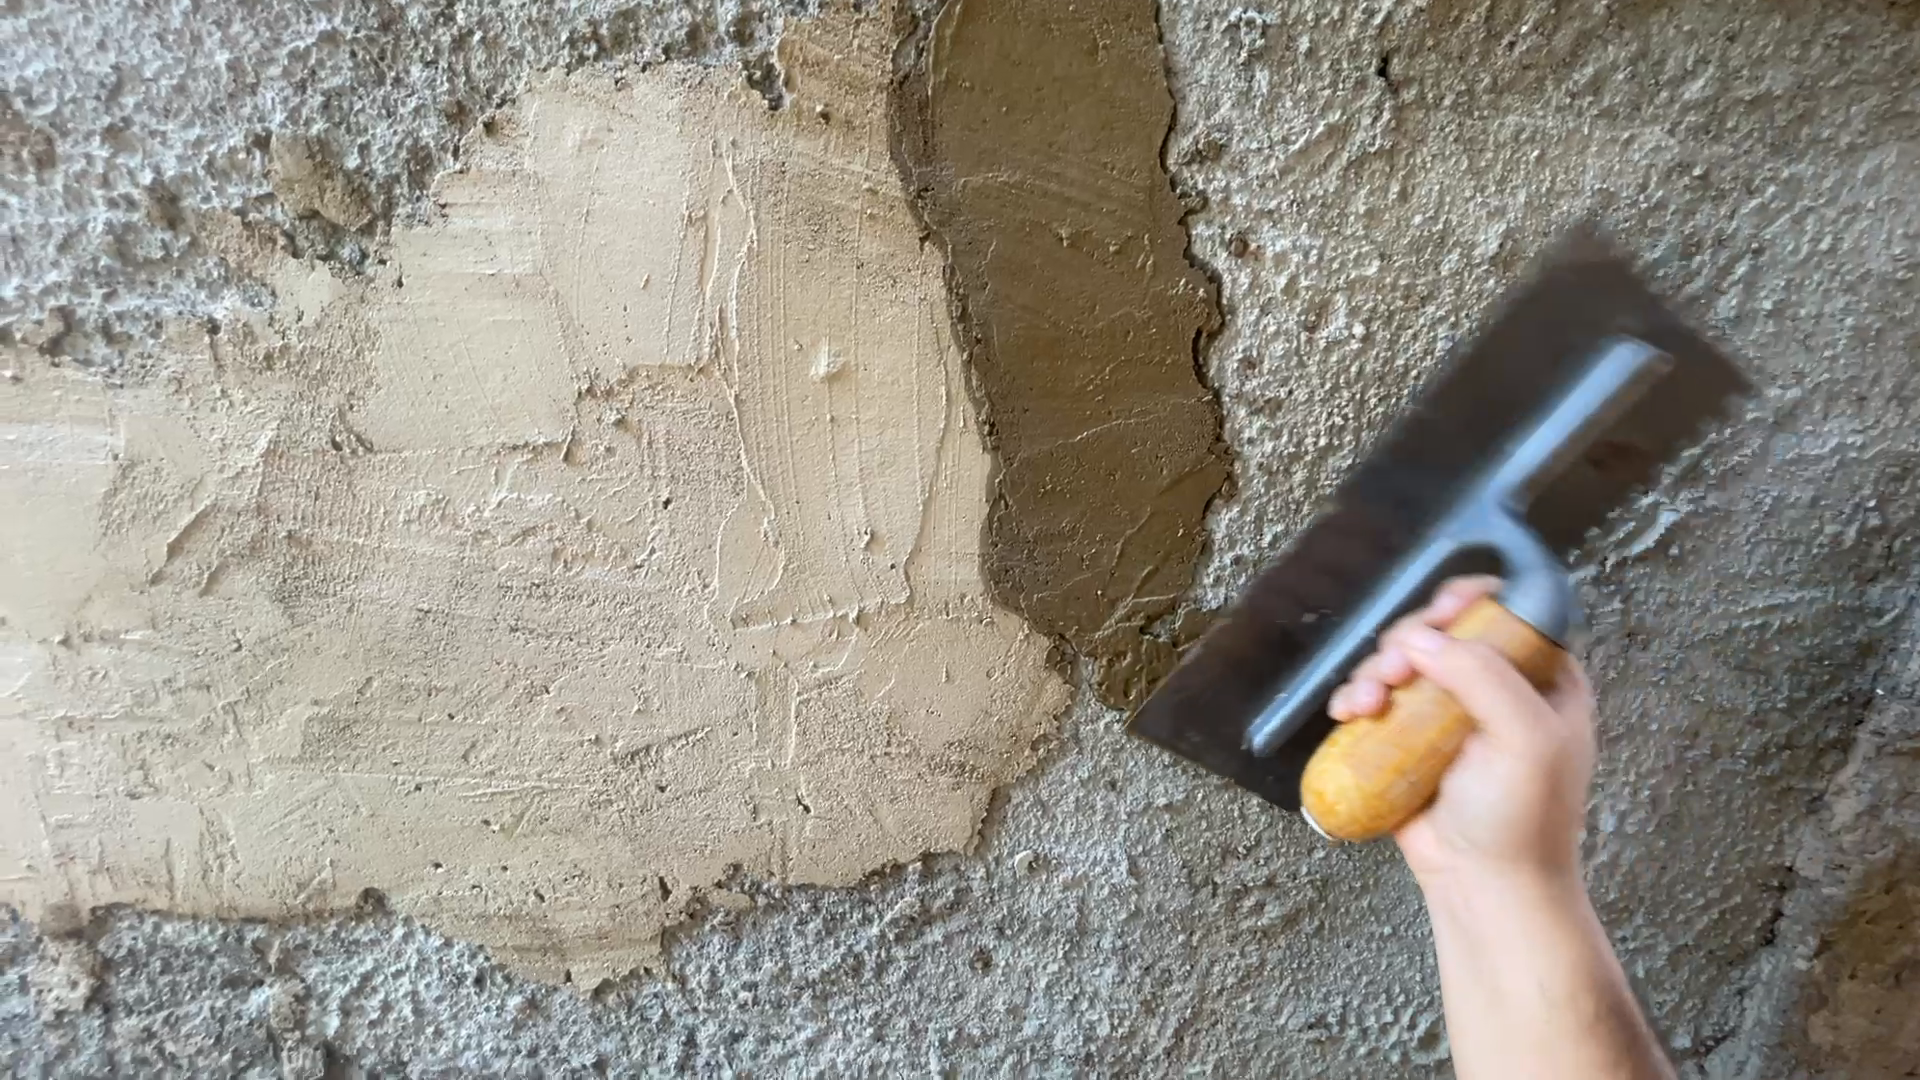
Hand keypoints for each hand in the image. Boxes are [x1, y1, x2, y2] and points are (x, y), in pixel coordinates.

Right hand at [1326, 576, 1596, 887]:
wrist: (1480, 881)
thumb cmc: (1521, 815)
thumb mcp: (1525, 740)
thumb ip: (1483, 677)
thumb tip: (1417, 638)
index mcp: (1538, 679)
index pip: (1506, 613)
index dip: (1471, 600)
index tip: (1440, 611)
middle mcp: (1489, 686)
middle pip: (1438, 631)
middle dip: (1407, 642)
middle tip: (1395, 672)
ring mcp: (1441, 710)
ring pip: (1396, 660)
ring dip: (1372, 671)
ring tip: (1365, 704)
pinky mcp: (1401, 732)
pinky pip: (1370, 694)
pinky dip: (1352, 696)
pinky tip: (1347, 713)